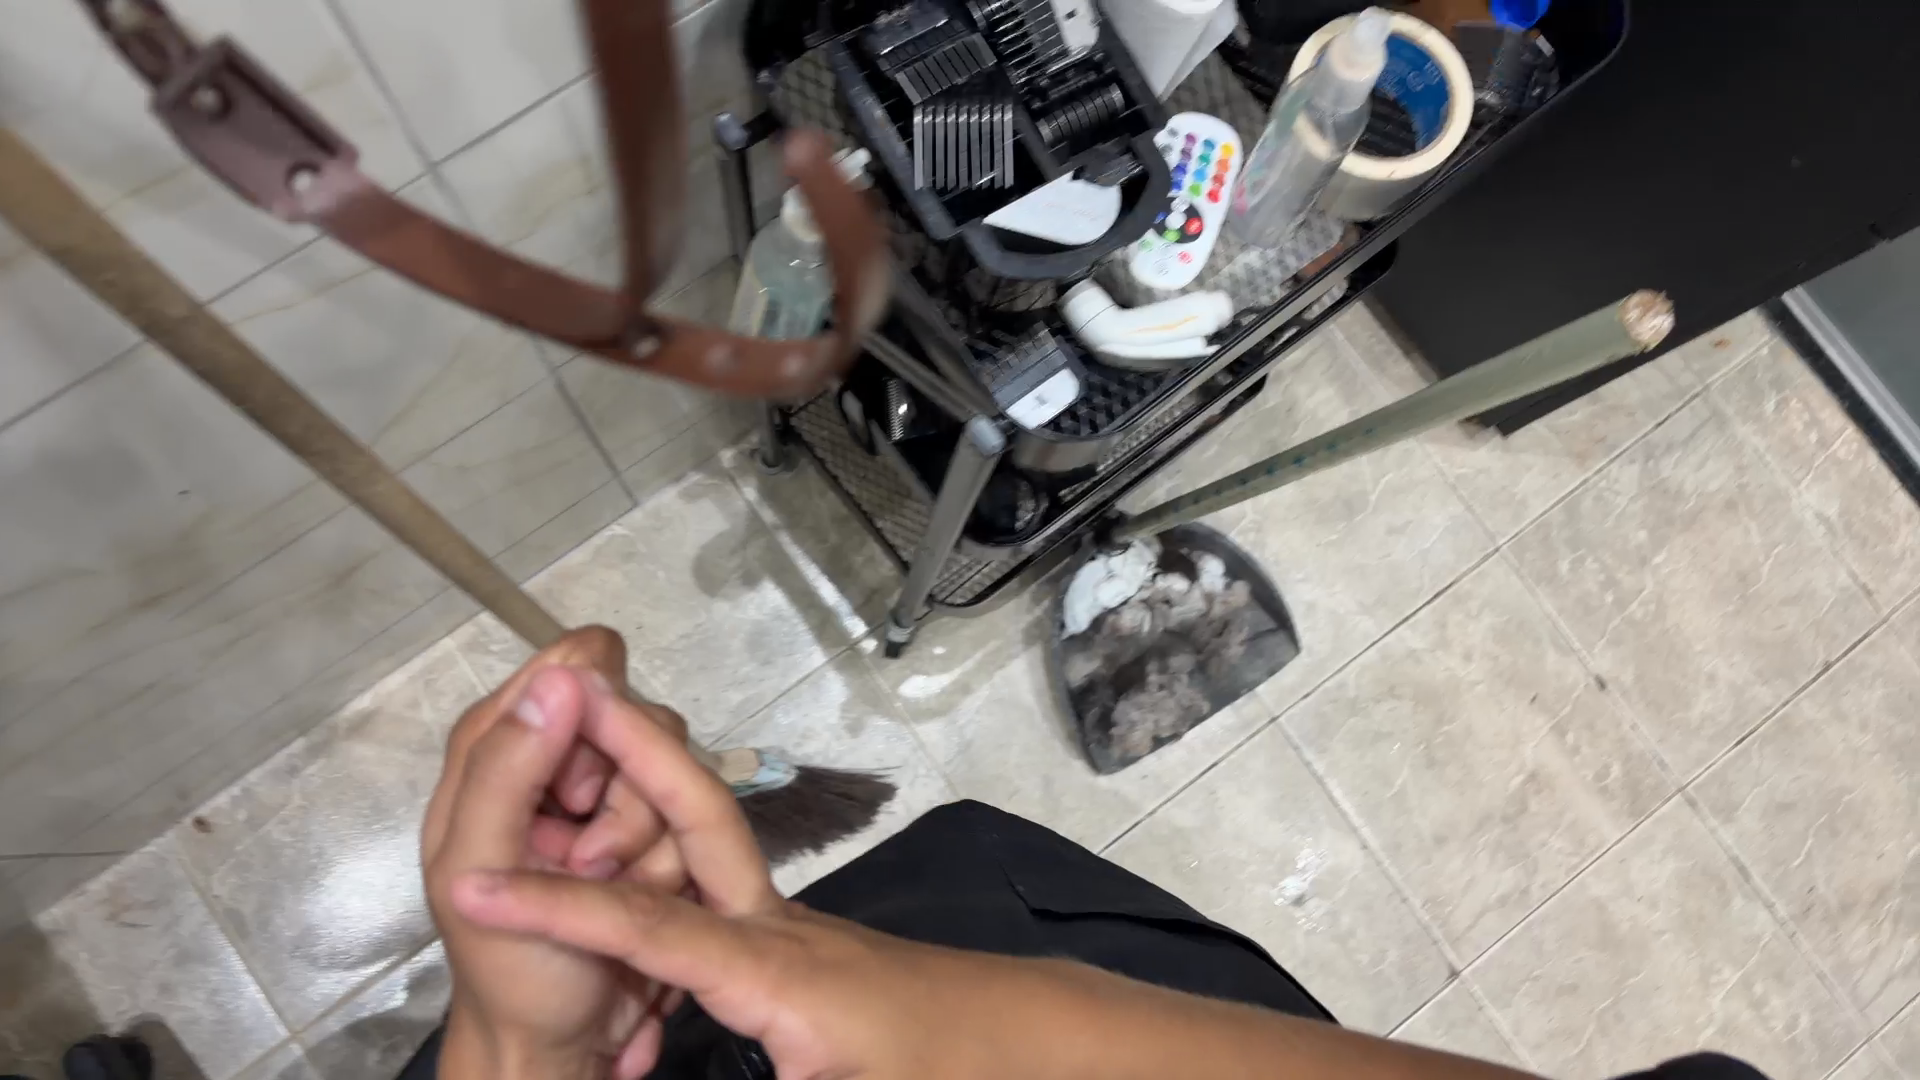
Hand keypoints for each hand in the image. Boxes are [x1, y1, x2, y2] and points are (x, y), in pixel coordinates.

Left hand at [422, 630, 695, 1078]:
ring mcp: (614, 791)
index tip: (576, 787)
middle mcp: (563, 758)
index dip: (589, 717)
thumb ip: (507, 766)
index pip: (570, 671)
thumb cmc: (508, 957)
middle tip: (588, 858)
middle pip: (636, 718)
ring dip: (650, 833)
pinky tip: (641, 888)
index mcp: (501, 748)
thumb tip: (566, 671)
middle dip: (625, 795)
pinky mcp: (655, 821)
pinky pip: (692, 803)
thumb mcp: (480, 864)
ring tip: (612, 886)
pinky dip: (673, 849)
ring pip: (672, 763)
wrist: (566, 1038)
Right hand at [444, 670, 1062, 1079]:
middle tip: (586, 693)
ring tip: (594, 735)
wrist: (1002, 1034)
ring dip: (655, 781)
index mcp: (775, 968)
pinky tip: (631, 844)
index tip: (480, 885)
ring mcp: (784, 917)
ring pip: (709, 836)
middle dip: (645, 754)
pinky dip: (667, 845)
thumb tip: (640, 1058)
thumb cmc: (930, 1065)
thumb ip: (757, 1063)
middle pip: (703, 820)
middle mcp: (773, 922)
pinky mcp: (790, 932)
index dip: (563, 911)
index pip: (654, 927)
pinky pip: (716, 877)